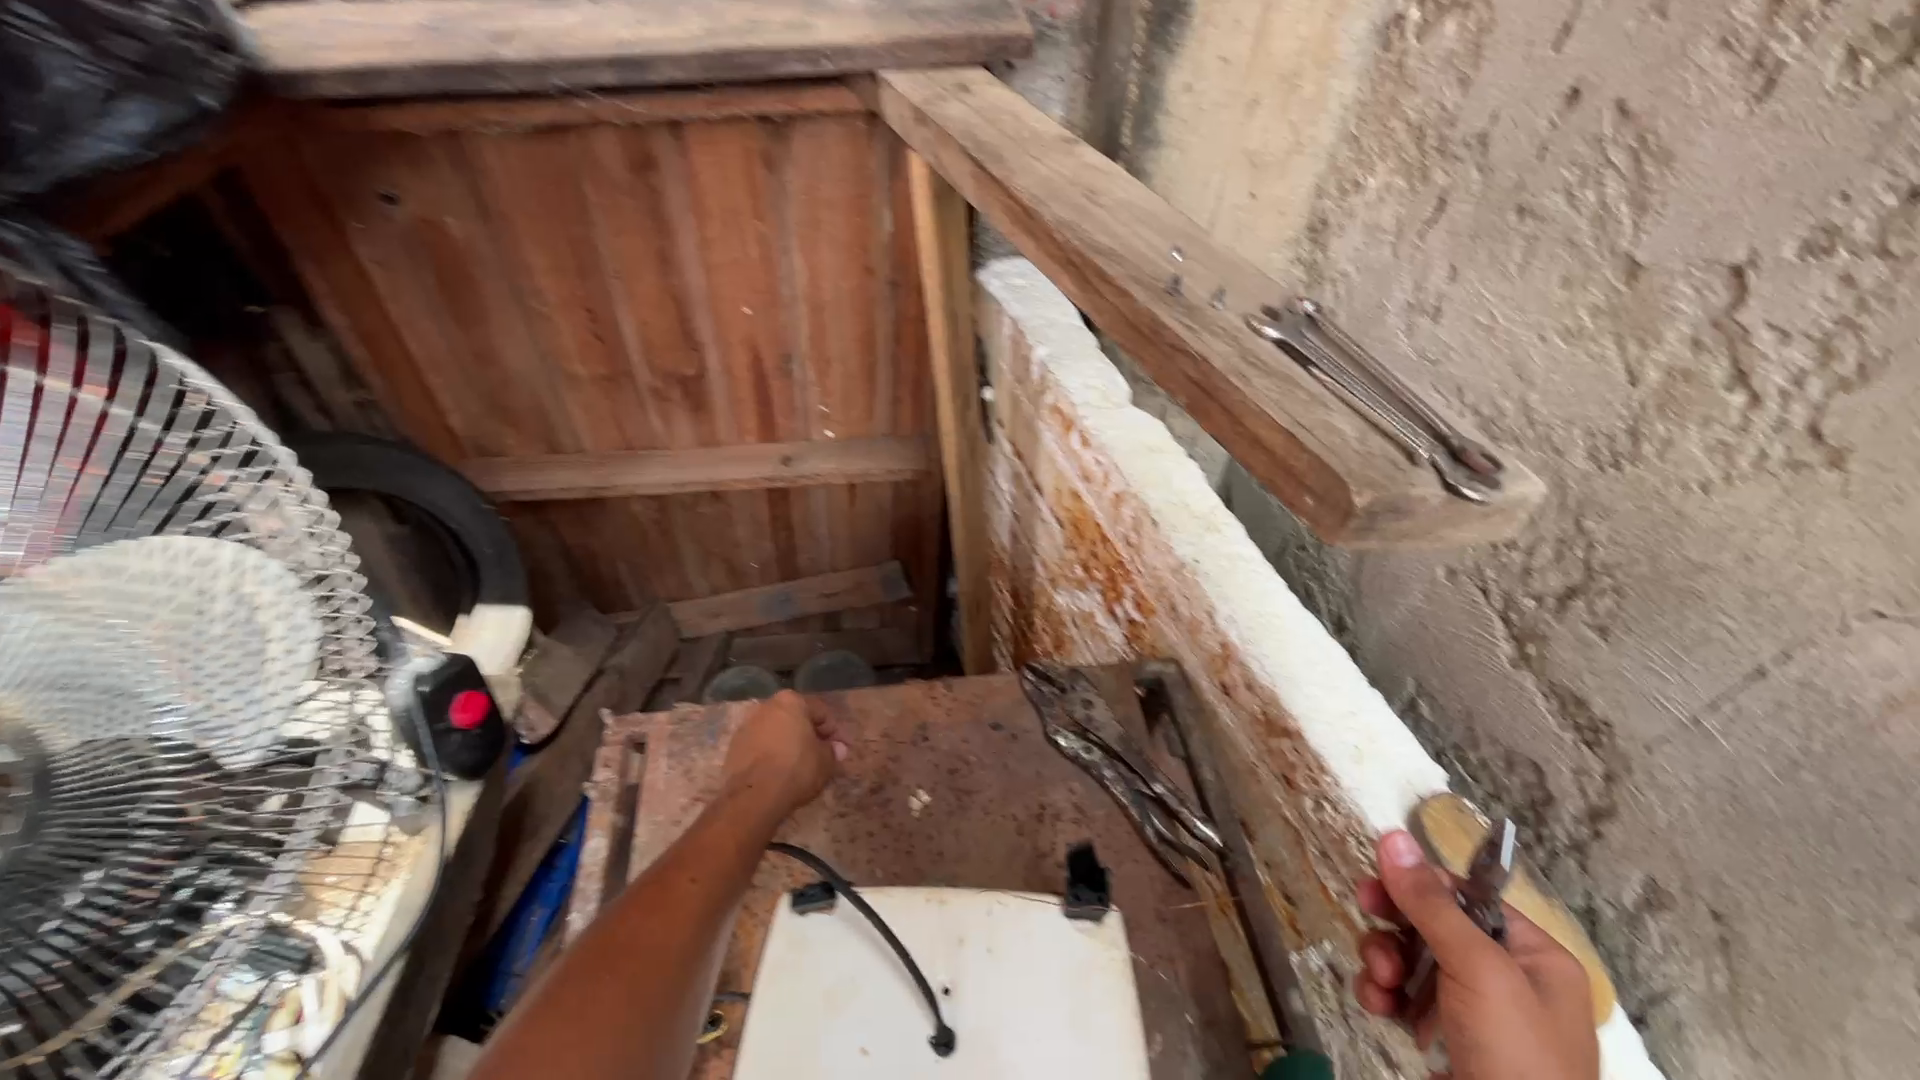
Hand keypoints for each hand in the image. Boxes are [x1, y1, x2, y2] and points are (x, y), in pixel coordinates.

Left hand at [719, 690, 846, 819]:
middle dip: (810, 735)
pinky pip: (760, 747)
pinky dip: (772, 755)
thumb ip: (833, 751)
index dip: (835, 732)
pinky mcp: (734, 748)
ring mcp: (746, 726)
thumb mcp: (825, 761)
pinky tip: (780, 772)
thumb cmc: (796, 768)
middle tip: (822, 755)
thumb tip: (838, 749)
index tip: (841, 749)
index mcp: (791, 701)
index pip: (821, 712)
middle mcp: (766, 707)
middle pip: (796, 719)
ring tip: (800, 766)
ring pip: (776, 732)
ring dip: (789, 744)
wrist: (754, 795)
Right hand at [1354, 830, 1598, 1079]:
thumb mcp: (1477, 968)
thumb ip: (1432, 903)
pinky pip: (1406, 999)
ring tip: (1379, 983)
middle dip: (1395, 927)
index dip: (1421, 886)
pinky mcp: (1447, 1042)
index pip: (1468, 897)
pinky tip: (1377, 1007)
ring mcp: (1476, 1014)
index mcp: (1534, 956)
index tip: (1376, 884)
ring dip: (1384, 963)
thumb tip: (1392, 835)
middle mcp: (1507, 979)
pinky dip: (1385, 997)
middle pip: (1434, 926)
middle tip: (1366, 917)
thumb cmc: (1514, 1053)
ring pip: (1413, 961)